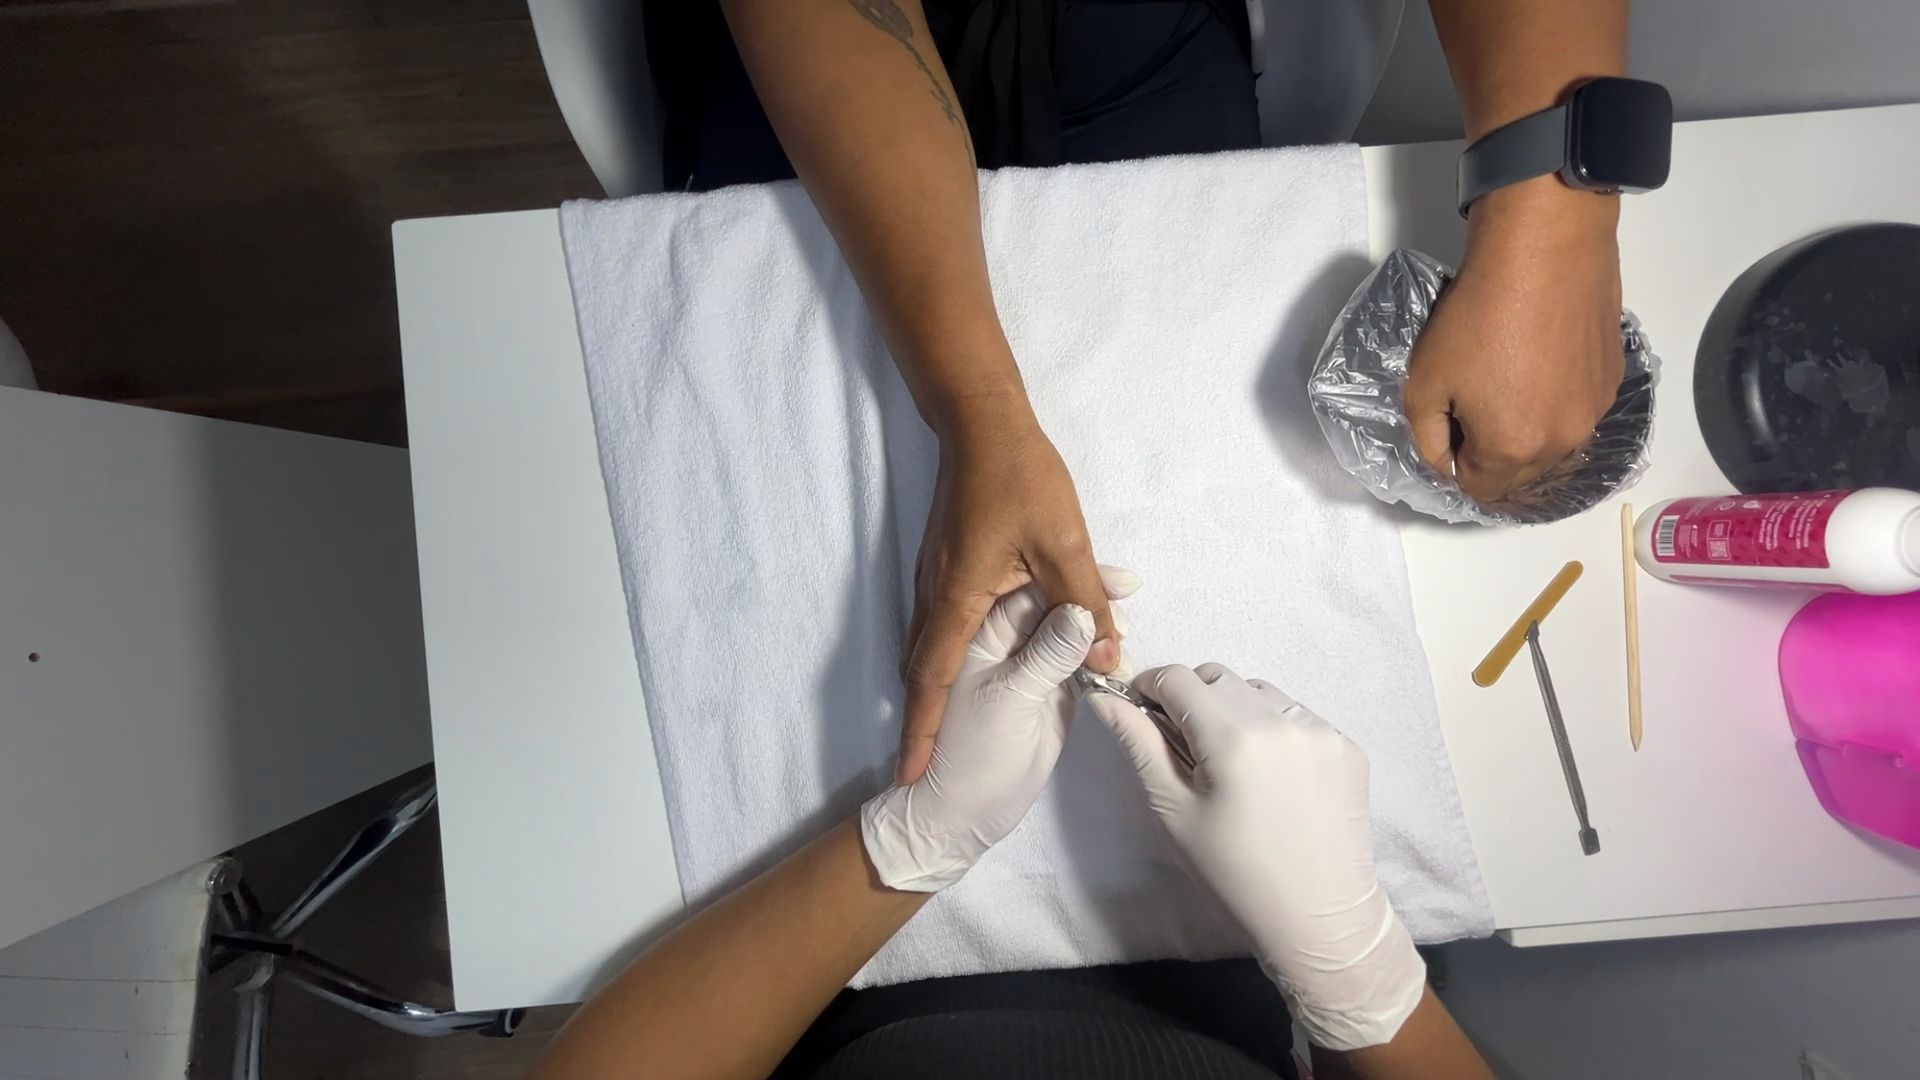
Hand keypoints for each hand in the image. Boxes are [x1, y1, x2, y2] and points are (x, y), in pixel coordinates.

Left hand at [863, 584, 1116, 891]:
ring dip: (1100, 630)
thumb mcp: (1011, 696)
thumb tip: (1083, 608)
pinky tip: (1121, 658)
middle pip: (1054, 605)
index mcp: (982, 631)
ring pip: (1070, 632)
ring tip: (1127, 633)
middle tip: (1128, 597)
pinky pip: (1078, 662)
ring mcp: (1030, 663)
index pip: (1032, 591)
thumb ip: (1046, 653)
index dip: (1072, 579)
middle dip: (1092, 600)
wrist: (965, 812)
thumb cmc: (974, 751)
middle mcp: (1006, 639)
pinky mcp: (1050, 688)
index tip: (1115, 579)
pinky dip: (1100, 659)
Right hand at [899, 408, 1121, 782]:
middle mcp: (934, 593)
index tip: (908, 773)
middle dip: (922, 716)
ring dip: (934, 684)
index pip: (932, 679)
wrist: (982, 424)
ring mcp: (931, 575)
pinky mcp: (939, 561)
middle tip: (927, 756)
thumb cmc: (1022, 480)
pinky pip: (937, 621)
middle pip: (920, 668)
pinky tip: (974, 655)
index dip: (920, 730)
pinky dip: (946, 651)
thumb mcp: (1065, 544)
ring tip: (945, 719)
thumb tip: (1108, 660)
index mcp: (959, 598)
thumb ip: (1085, 605)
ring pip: (927, 644)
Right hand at [1087, 664, 1425, 1049]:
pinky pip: (1293, 712)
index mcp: (1231, 736)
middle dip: (1191, 697)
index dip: (1150, 688)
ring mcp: (1319, 729)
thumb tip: (1101, 696)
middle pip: (1216, 677)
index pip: (1176, 677)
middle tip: (1188, 745)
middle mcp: (1279, 719)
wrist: (1319, 920)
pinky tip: (1272, 771)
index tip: (1144, 714)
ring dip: (1233, 708)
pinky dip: (1272, 727)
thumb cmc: (1232, 870)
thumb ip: (1138, 742)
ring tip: (1233, 759)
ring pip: (1256, 689)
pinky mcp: (1346, 744)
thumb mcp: (1172, 808)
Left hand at [1402, 181, 1624, 504]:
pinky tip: (1531, 370)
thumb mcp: (1422, 389)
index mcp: (1514, 449)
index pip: (1479, 490)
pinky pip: (1572, 412)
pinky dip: (1548, 405)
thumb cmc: (1473, 324)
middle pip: (1517, 474)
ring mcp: (1597, 408)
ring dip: (1520, 432)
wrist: (1544, 253)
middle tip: (1464, 410)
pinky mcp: (1614, 377)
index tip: (1444, 434)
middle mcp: (1565, 440)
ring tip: (1497, 388)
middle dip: (1487, 456)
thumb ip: (1427, 441)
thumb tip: (1443, 465)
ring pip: (1548, 445)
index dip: (1454, 468)